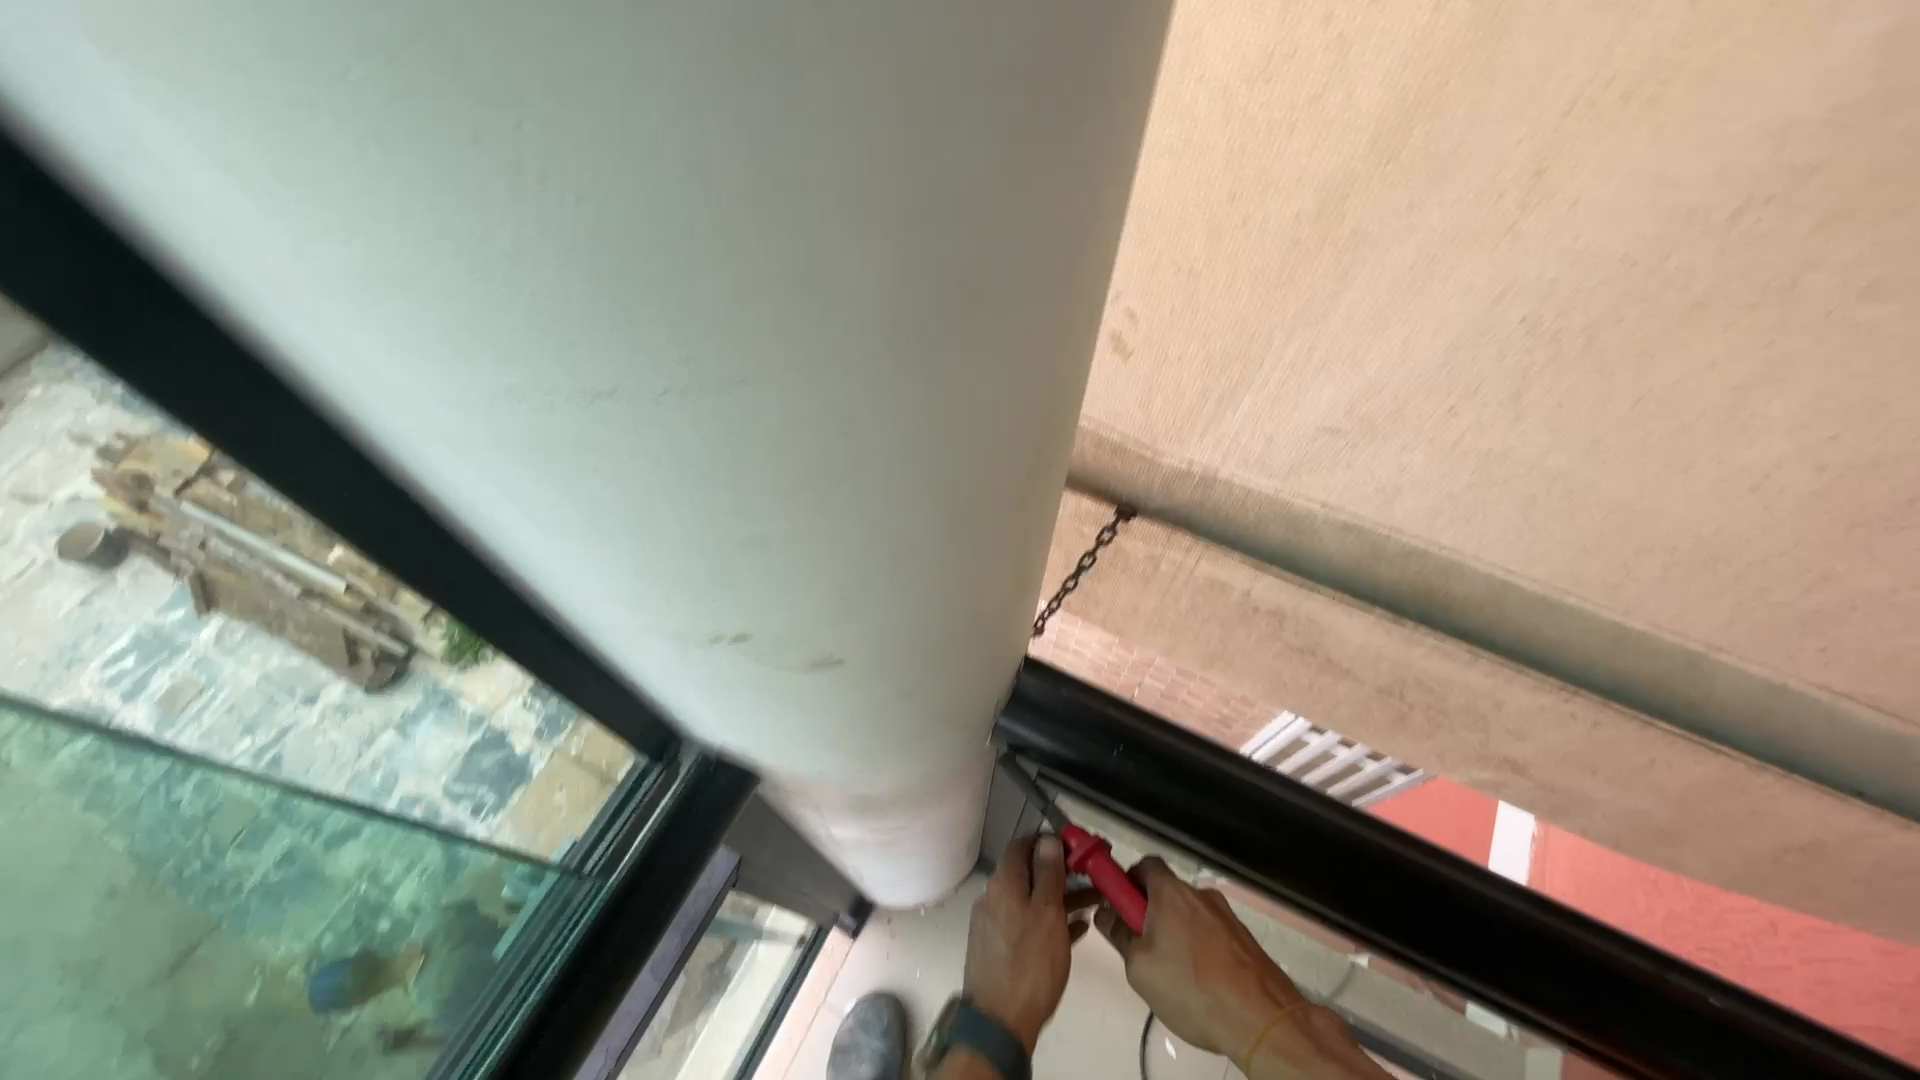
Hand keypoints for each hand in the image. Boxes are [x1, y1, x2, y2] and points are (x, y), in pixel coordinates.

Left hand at [963, 834, 1098, 1050]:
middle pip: (1028, 874)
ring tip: (1093, 904)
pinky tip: (1076, 929)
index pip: (1022, 845)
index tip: (1075, 848)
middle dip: (1060, 873)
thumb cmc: (1030, 963)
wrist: (999, 1022)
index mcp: (1003, 883)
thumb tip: (1048, 839)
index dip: (1047, 842)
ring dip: (1060, 898)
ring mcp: (994, 924)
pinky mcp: (999, 949)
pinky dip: (1049, 922)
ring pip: (1030, 900)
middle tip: (1091, 878)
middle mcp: (994, 898)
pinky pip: (1027, 924)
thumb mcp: (1048, 913)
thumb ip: (1049, 873)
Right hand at [1094, 857, 1304, 1056]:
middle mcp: (1200, 895)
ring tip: (1174, 975)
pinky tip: (1201, 984)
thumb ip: (1118, 935)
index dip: (1127, 881)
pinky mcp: (1245, 940)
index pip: (1144, 865)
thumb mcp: (1139, 967)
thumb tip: (1105, 912)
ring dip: (1177, 933)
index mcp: (1171, 893)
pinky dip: (1201, 949)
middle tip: (1142, 948)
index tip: (1120, 908)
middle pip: (1167, 892)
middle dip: (1150, 913)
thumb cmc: (1190, 988)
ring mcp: (1227, 916)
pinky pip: (1212, 934)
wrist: (1261, 1019)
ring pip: (1190, 915)